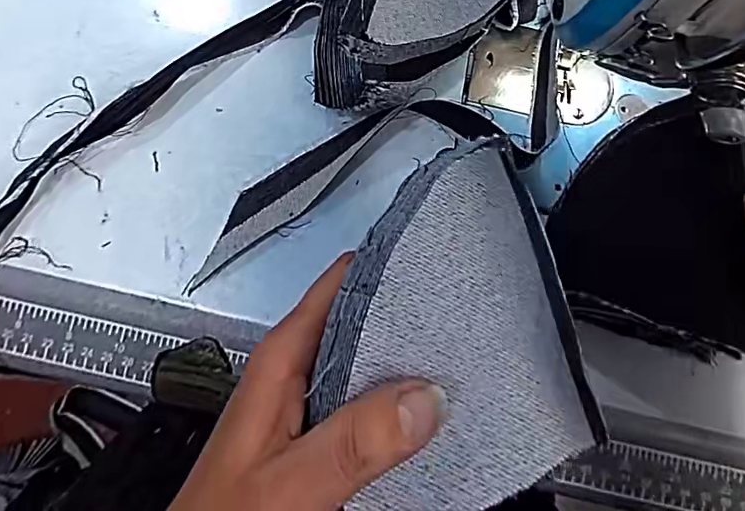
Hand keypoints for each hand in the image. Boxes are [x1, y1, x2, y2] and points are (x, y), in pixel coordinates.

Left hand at [169, 254, 444, 510]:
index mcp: (285, 355)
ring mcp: (314, 400)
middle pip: (366, 315)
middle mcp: (300, 367)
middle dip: (411, 314)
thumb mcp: (287, 483)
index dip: (390, 263)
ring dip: (410, 361)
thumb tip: (427, 397)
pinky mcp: (324, 436)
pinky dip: (404, 402)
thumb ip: (353, 439)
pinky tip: (429, 412)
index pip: (346, 278)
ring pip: (374, 358)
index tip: (434, 261)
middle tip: (459, 317)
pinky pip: (375, 401)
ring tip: (454, 359)